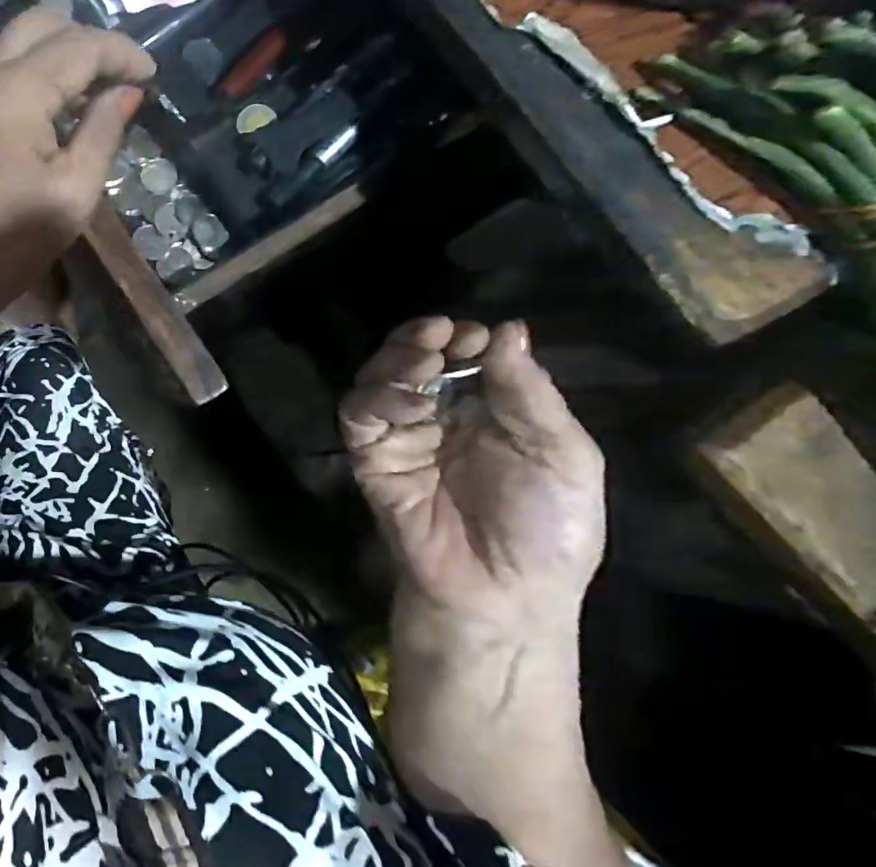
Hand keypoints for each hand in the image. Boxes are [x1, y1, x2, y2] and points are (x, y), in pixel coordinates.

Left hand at [0, 0, 153, 308]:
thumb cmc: (13, 239)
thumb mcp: (74, 190)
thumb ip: (102, 130)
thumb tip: (127, 92)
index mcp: (14, 92)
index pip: (79, 45)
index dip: (122, 53)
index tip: (151, 76)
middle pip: (42, 24)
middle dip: (87, 41)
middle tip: (120, 76)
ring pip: (17, 42)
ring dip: (59, 53)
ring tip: (94, 90)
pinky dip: (33, 71)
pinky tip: (57, 105)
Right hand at [339, 317, 604, 636]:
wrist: (505, 591)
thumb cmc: (548, 527)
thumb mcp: (562, 455)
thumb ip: (530, 393)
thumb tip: (508, 327)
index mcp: (488, 411)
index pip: (463, 358)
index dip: (463, 338)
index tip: (472, 332)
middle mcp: (439, 416)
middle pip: (412, 360)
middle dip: (420, 340)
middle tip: (438, 334)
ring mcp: (400, 435)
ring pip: (377, 380)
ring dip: (393, 362)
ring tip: (422, 361)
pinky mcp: (369, 457)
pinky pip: (358, 416)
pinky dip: (374, 398)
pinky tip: (407, 400)